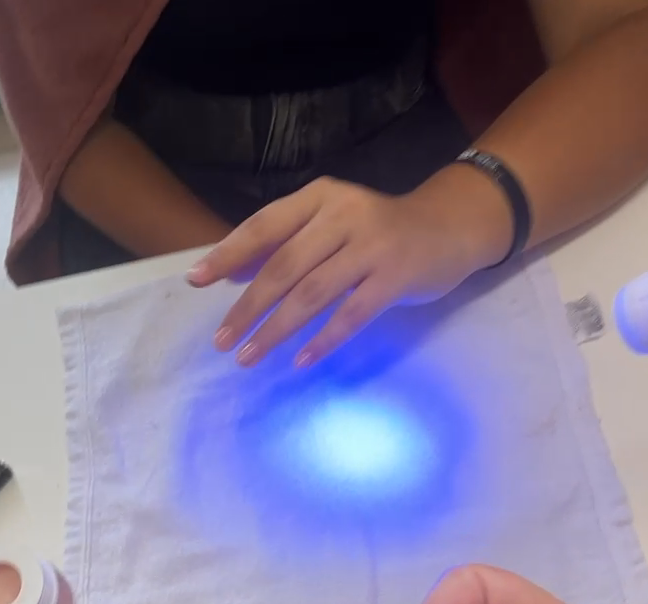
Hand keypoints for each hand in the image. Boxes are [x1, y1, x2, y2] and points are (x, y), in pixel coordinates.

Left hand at [186, 167, 511, 367]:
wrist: (450, 227)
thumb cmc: (377, 233)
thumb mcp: (329, 226)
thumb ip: (286, 245)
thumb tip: (232, 275)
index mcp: (319, 197)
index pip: (264, 226)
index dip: (228, 255)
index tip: (196, 281)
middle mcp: (343, 214)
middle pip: (283, 266)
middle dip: (247, 308)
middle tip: (222, 341)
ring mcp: (372, 245)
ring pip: (312, 293)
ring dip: (276, 330)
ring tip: (248, 358)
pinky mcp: (396, 276)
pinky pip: (352, 314)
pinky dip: (324, 340)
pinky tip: (301, 361)